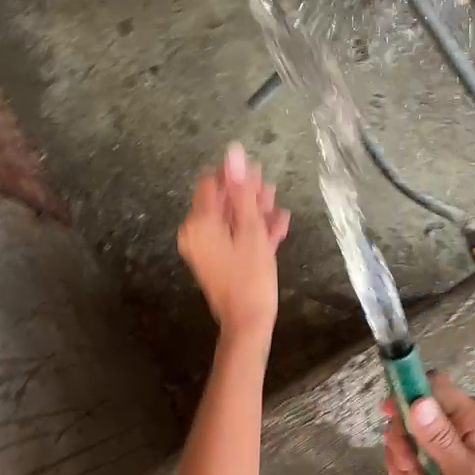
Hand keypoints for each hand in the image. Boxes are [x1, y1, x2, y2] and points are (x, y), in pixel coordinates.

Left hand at [178, 143, 289, 337]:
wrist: (249, 323)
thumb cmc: (251, 275)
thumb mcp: (250, 229)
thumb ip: (242, 190)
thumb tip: (234, 151)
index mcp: (199, 222)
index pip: (210, 182)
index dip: (233, 174)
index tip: (256, 173)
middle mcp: (197, 232)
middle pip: (222, 201)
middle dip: (247, 193)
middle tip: (270, 190)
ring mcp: (208, 248)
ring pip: (232, 219)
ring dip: (254, 211)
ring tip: (277, 208)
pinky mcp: (220, 260)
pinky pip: (235, 237)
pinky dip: (253, 231)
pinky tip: (277, 226)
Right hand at [382, 373, 474, 474]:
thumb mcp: (463, 472)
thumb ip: (439, 437)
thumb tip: (416, 401)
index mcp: (473, 413)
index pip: (432, 383)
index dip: (405, 395)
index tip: (387, 420)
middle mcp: (469, 414)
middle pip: (421, 407)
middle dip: (403, 435)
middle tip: (403, 468)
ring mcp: (465, 430)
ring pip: (420, 427)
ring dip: (407, 451)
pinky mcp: (461, 446)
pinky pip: (429, 443)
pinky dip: (416, 460)